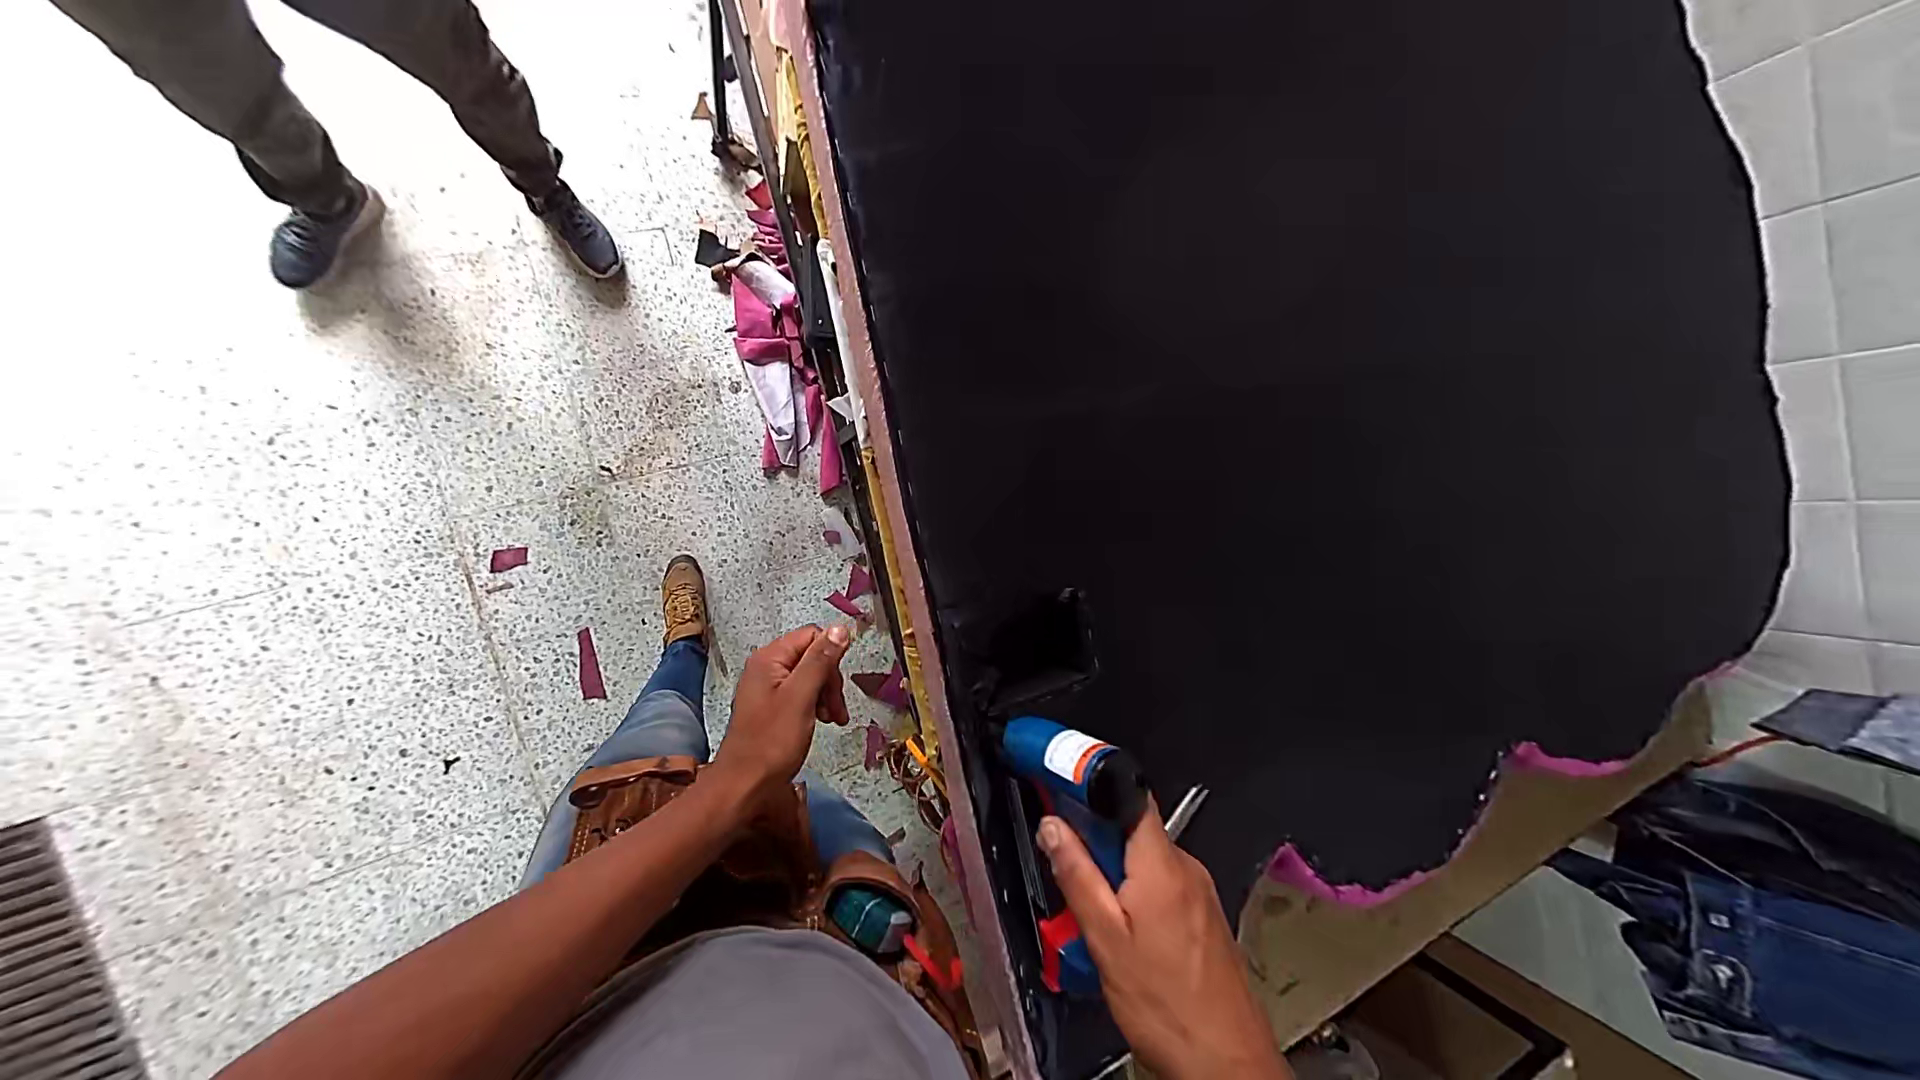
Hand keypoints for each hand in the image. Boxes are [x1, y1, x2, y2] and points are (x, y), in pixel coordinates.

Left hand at [712, 624, 852, 792]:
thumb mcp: (802, 697)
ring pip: (810, 675)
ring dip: (826, 694)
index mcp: (770, 658)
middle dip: (830, 680)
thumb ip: (820, 660)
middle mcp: (766, 666)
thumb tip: (840, 628)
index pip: (812, 636)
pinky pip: (800, 692)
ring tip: (832, 719)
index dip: (831, 658)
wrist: (745, 785)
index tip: (838, 688)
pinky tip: (821, 721)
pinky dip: (815, 704)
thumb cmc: (773, 741)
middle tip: (836, 710)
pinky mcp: (771, 704)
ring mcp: (767, 686)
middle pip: (812, 655)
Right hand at [1037, 804, 1291, 1079]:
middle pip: (1132, 827)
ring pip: (1144, 857)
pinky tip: (1123, 931)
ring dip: (1113, 870)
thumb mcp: (1105, 940)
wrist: (1228, 1066)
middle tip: (1069, 868)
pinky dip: (1134, 891)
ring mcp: (1198, 891)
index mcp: (1161, 866)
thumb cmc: (1169, 1009)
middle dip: (1096, 840)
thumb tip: (1053, 827)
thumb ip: (1077, 875)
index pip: (1131, 794)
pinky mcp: (1202, 912)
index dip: (1095, 782)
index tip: (1062, 784)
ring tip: (1095, 913)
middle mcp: (1186, 869)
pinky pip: (1160, 881)